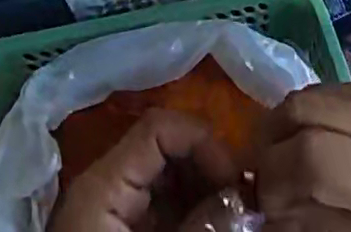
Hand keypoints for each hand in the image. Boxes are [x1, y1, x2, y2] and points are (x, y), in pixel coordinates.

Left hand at [50, 108, 241, 231]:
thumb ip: (201, 227)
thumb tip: (244, 199)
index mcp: (105, 183)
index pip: (159, 128)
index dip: (203, 141)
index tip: (236, 179)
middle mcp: (106, 184)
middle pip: (164, 148)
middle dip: (208, 166)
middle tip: (244, 199)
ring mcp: (111, 211)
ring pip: (165, 177)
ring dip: (203, 188)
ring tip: (236, 214)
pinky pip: (159, 206)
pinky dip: (190, 211)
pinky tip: (214, 225)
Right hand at [257, 76, 350, 231]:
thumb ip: (335, 231)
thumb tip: (276, 217)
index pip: (308, 158)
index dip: (273, 182)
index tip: (259, 208)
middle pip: (301, 109)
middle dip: (270, 145)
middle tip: (262, 183)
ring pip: (313, 91)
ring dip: (289, 126)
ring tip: (287, 166)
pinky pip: (338, 90)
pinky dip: (315, 114)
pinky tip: (320, 146)